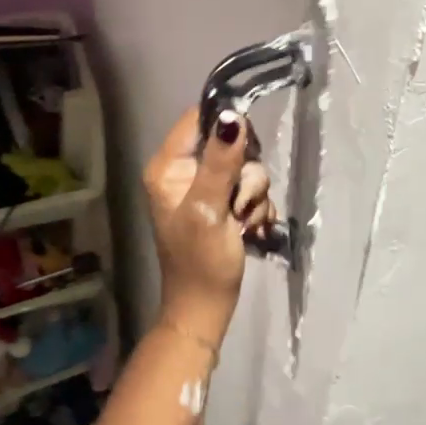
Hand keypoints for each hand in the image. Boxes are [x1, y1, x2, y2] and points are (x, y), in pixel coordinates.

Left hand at [143, 107, 277, 341]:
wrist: (206, 308)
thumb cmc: (200, 261)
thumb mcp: (209, 209)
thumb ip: (221, 162)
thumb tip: (232, 116)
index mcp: (168, 167)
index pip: (198, 119)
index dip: (226, 127)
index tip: (247, 149)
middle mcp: (184, 171)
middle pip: (228, 142)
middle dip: (246, 172)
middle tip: (240, 201)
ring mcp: (205, 189)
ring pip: (245, 168)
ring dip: (254, 195)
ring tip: (244, 223)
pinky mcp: (224, 205)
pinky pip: (251, 190)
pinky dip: (257, 208)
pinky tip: (252, 229)